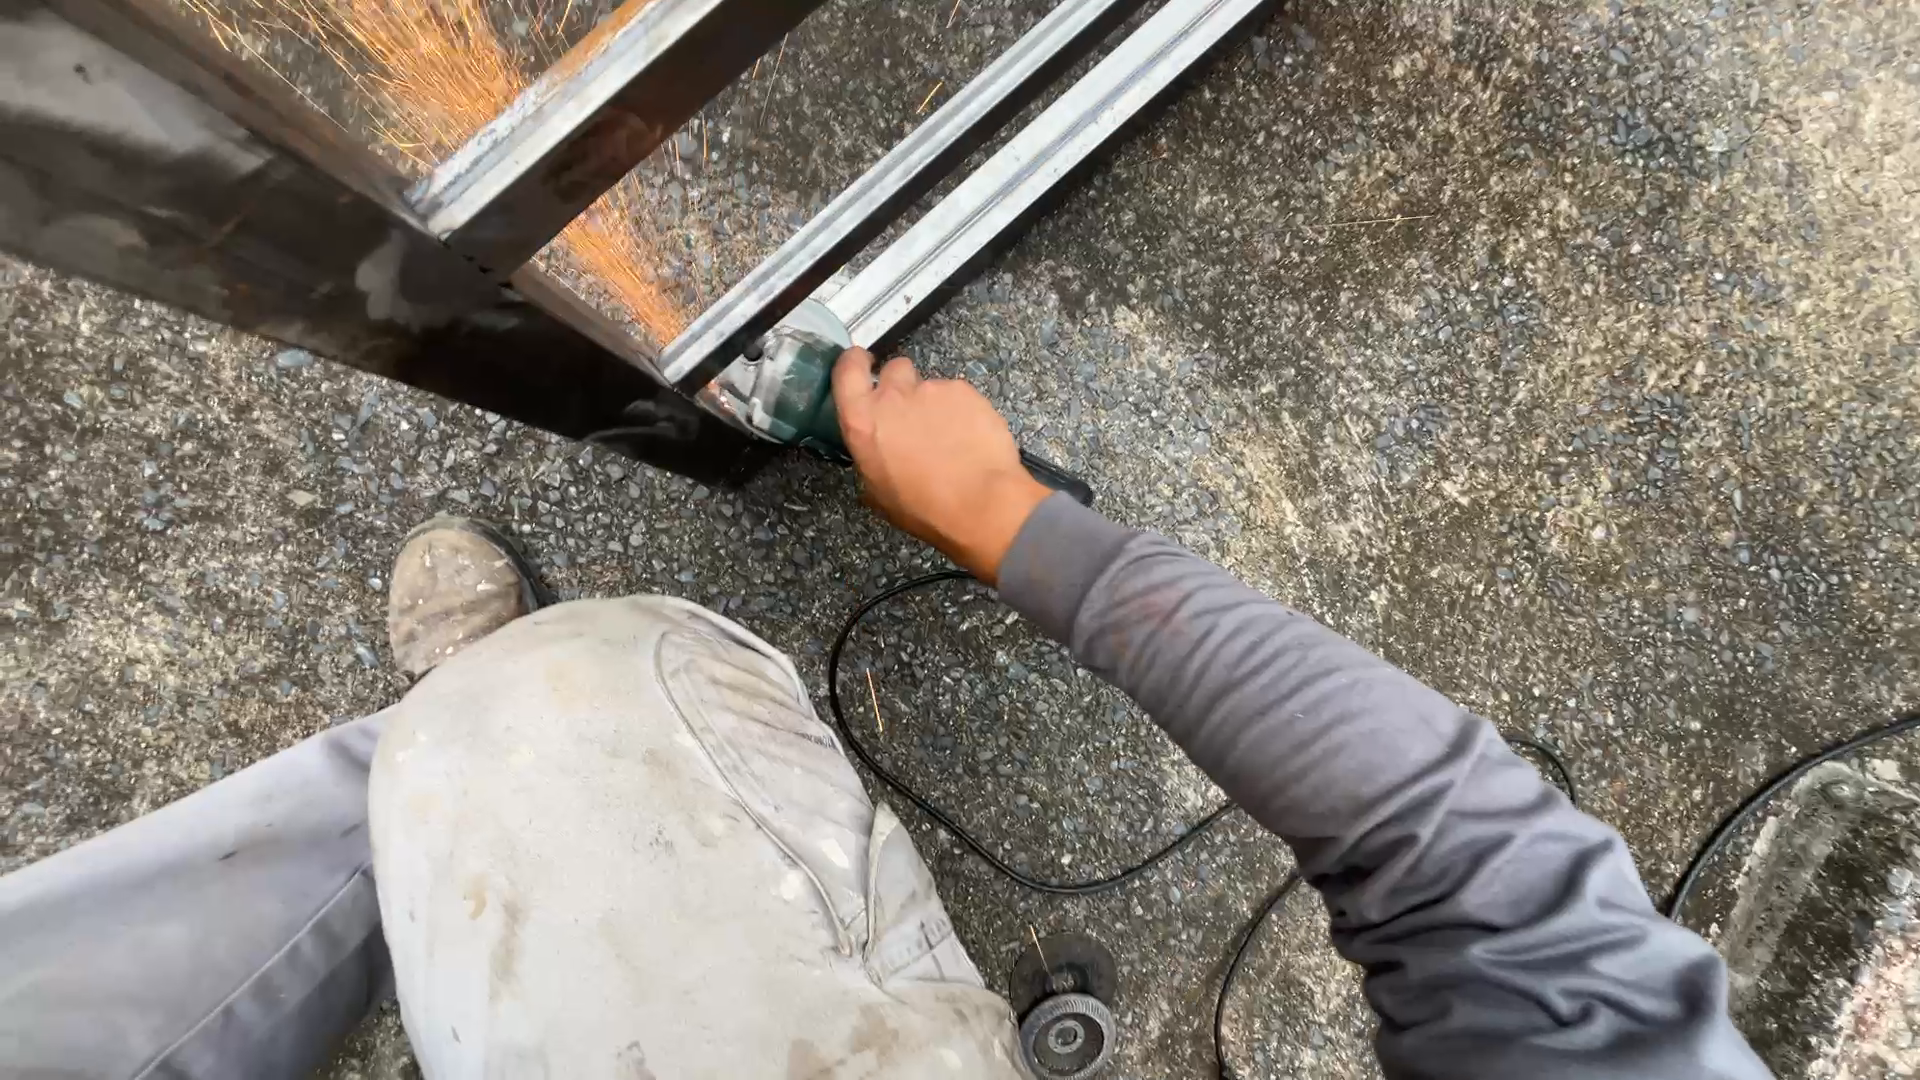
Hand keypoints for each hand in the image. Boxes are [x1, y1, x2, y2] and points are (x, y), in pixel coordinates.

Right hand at [832, 348, 1050, 583]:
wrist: (980, 503)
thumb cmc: (925, 507)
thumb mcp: (879, 493)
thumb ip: (871, 458)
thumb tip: (875, 454)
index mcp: (863, 421)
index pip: (847, 369)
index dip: (854, 362)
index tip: (862, 364)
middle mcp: (894, 397)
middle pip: (895, 369)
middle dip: (902, 385)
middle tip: (913, 415)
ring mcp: (932, 389)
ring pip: (930, 385)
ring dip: (935, 404)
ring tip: (950, 438)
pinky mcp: (965, 391)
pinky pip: (958, 394)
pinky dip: (962, 410)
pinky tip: (970, 437)